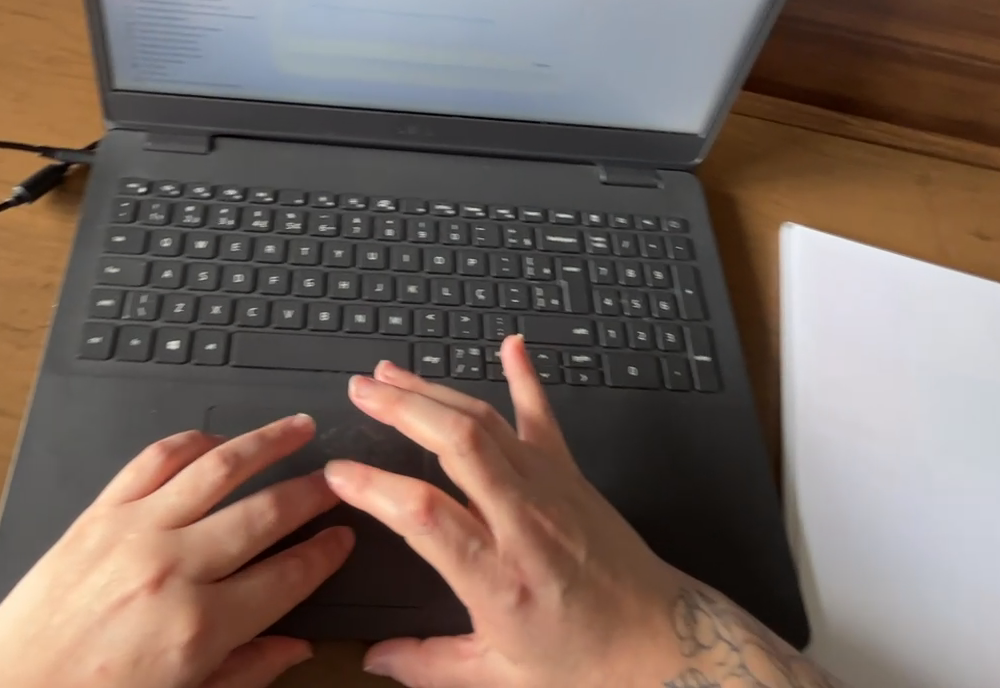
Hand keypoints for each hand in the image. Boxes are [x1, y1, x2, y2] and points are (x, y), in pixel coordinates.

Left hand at [0, 413, 353, 687]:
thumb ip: (246, 671)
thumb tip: (298, 646)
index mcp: (197, 629)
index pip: (286, 576)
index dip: (324, 552)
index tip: (343, 535)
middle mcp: (174, 567)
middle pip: (265, 512)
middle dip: (312, 492)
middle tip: (336, 478)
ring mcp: (137, 528)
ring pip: (220, 467)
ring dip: (268, 442)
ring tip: (299, 427)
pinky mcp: (103, 509)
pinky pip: (157, 457)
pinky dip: (194, 441)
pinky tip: (219, 440)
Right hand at [326, 337, 834, 687]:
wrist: (662, 644)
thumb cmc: (583, 663)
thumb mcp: (499, 676)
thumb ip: (428, 664)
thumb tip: (372, 658)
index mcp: (498, 577)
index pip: (423, 514)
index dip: (374, 486)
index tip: (338, 472)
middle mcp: (521, 520)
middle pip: (457, 443)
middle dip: (403, 407)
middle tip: (361, 389)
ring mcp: (547, 485)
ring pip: (485, 421)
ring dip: (435, 390)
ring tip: (391, 372)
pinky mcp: (568, 470)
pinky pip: (542, 414)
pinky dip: (525, 376)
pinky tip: (511, 344)